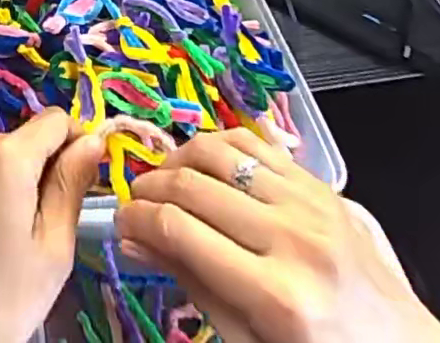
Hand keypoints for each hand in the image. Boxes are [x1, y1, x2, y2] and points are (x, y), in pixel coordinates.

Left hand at [0, 109, 105, 342]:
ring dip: (19, 174)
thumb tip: (92, 140)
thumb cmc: (2, 299)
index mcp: (6, 155)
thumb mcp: (53, 247)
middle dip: (46, 165)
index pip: (56, 120)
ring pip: (4, 148)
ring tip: (16, 229)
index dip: (77, 141)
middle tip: (48, 220)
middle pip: (28, 136)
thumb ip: (73, 183)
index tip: (85, 176)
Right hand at [115, 129, 439, 342]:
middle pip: (191, 185)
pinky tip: (202, 163)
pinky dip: (216, 144)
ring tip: (164, 180)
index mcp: (276, 297)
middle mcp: (292, 239)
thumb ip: (192, 285)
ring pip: (217, 151)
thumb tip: (133, 240)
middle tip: (135, 203)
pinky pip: (252, 141)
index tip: (120, 223)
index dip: (135, 220)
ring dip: (176, 159)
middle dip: (148, 189)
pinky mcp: (319, 184)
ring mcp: (309, 203)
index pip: (178, 230)